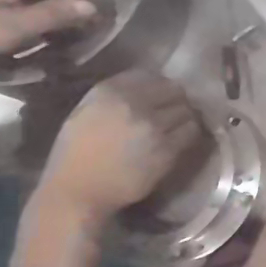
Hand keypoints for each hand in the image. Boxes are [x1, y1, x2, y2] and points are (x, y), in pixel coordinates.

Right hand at [36, 73, 205, 222]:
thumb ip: (114, 94)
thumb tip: (145, 86)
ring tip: (179, 125)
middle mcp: (134, 104)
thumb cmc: (75, 153)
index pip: (150, 76)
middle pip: (174, 91)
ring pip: (186, 111)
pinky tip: (181, 139)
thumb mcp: (86, 111)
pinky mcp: (167, 149)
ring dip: (185, 117)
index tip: (161, 96)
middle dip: (176, 100)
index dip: (159, 86)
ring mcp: (153, 127)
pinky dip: (189, 133)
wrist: (78, 190)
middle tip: (174, 111)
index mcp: (110, 91)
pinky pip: (190, 133)